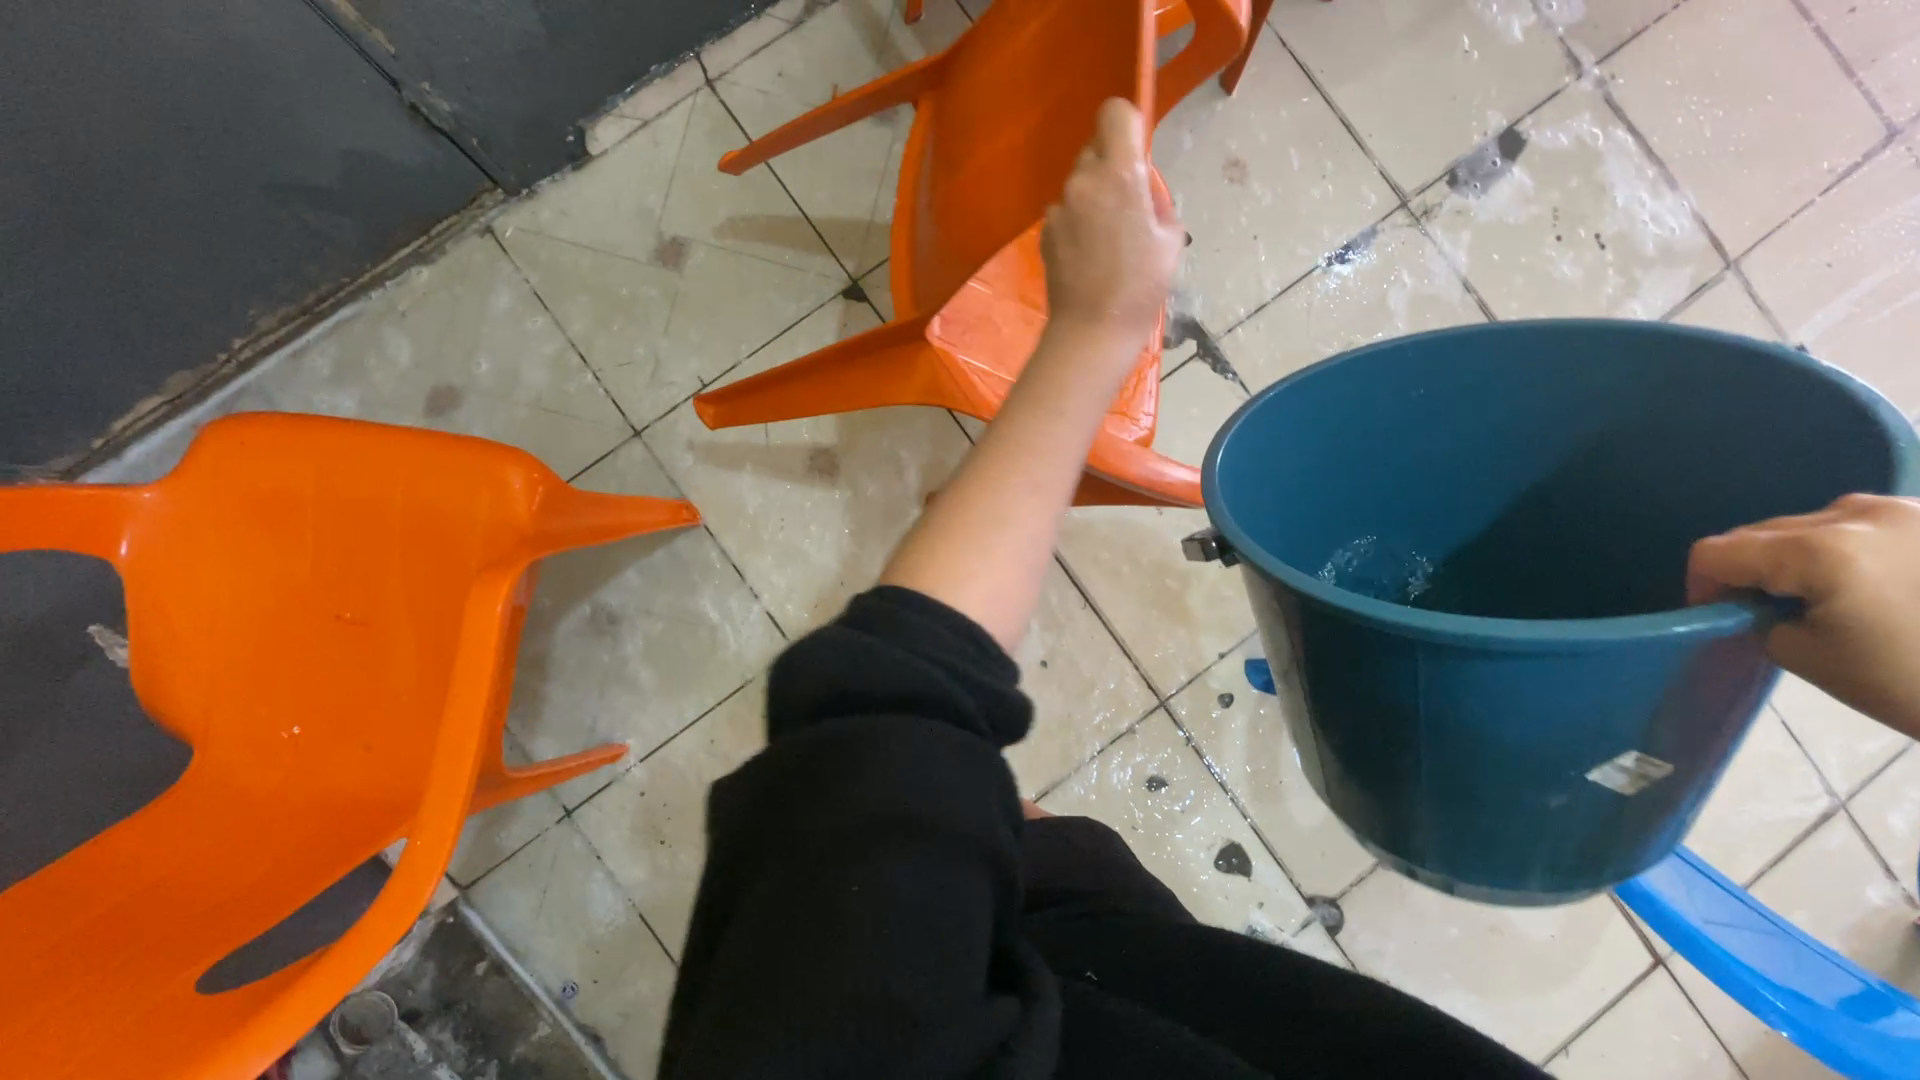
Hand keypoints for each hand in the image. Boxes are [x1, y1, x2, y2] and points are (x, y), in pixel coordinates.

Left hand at [1040, 98, 1183, 358]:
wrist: (1093, 329)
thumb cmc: (1141, 286)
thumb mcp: (1170, 237)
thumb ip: (1154, 198)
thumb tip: (1142, 187)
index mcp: (1120, 175)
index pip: (1115, 113)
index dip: (1126, 125)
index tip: (1135, 150)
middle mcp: (1083, 181)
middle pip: (1095, 149)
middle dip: (1110, 167)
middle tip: (1125, 204)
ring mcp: (1059, 207)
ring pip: (1078, 183)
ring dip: (1092, 197)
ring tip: (1106, 237)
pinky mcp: (1044, 231)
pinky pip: (1065, 211)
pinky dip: (1076, 222)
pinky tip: (1087, 254)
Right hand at [1687, 494, 1919, 739]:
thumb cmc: (1914, 683)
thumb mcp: (1808, 655)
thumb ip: (1760, 616)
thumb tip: (1751, 600)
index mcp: (1820, 550)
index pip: (1716, 552)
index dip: (1702, 585)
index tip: (1715, 616)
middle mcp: (1859, 513)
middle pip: (1762, 532)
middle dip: (1751, 570)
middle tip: (1768, 614)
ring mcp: (1908, 510)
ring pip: (1811, 524)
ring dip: (1796, 557)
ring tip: (1827, 599)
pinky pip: (1862, 524)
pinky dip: (1844, 551)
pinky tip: (1874, 587)